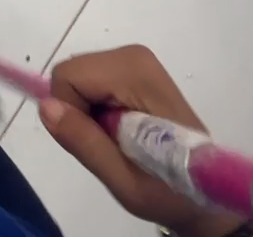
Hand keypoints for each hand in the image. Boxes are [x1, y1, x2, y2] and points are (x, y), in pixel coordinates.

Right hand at [41, 45, 243, 236]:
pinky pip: (88, 80)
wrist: (206, 198)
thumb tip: (46, 106)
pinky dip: (95, 107)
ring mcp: (133, 59)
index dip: (72, 113)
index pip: (67, 77)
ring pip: (77, 77)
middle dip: (80, 111)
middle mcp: (132, 55)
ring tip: (119, 139)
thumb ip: (85, 143)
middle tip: (111, 144)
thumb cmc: (169, 191)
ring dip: (87, 111)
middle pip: (71, 74)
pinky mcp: (132, 67)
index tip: (99, 142)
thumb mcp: (125, 182)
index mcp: (134, 73)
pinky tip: (121, 128)